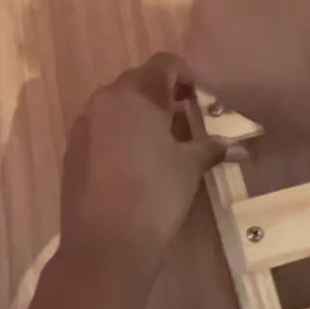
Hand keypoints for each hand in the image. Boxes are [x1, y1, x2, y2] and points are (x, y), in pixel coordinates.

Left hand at [58, 53, 225, 277]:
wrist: (105, 244)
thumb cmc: (155, 194)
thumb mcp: (189, 167)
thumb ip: (210, 147)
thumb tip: (237, 147)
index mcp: (135, 94)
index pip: (164, 65)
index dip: (187, 76)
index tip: (203, 99)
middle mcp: (104, 100)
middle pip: (139, 82)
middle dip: (165, 96)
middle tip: (188, 120)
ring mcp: (83, 125)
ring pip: (118, 106)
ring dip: (142, 116)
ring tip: (165, 144)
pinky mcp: (72, 151)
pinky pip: (102, 129)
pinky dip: (122, 135)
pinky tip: (138, 164)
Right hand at [185, 0, 309, 137]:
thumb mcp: (285, 129)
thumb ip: (251, 108)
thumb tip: (250, 97)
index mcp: (203, 61)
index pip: (202, 62)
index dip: (234, 67)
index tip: (261, 74)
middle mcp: (207, 10)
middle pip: (217, 17)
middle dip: (244, 28)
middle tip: (288, 42)